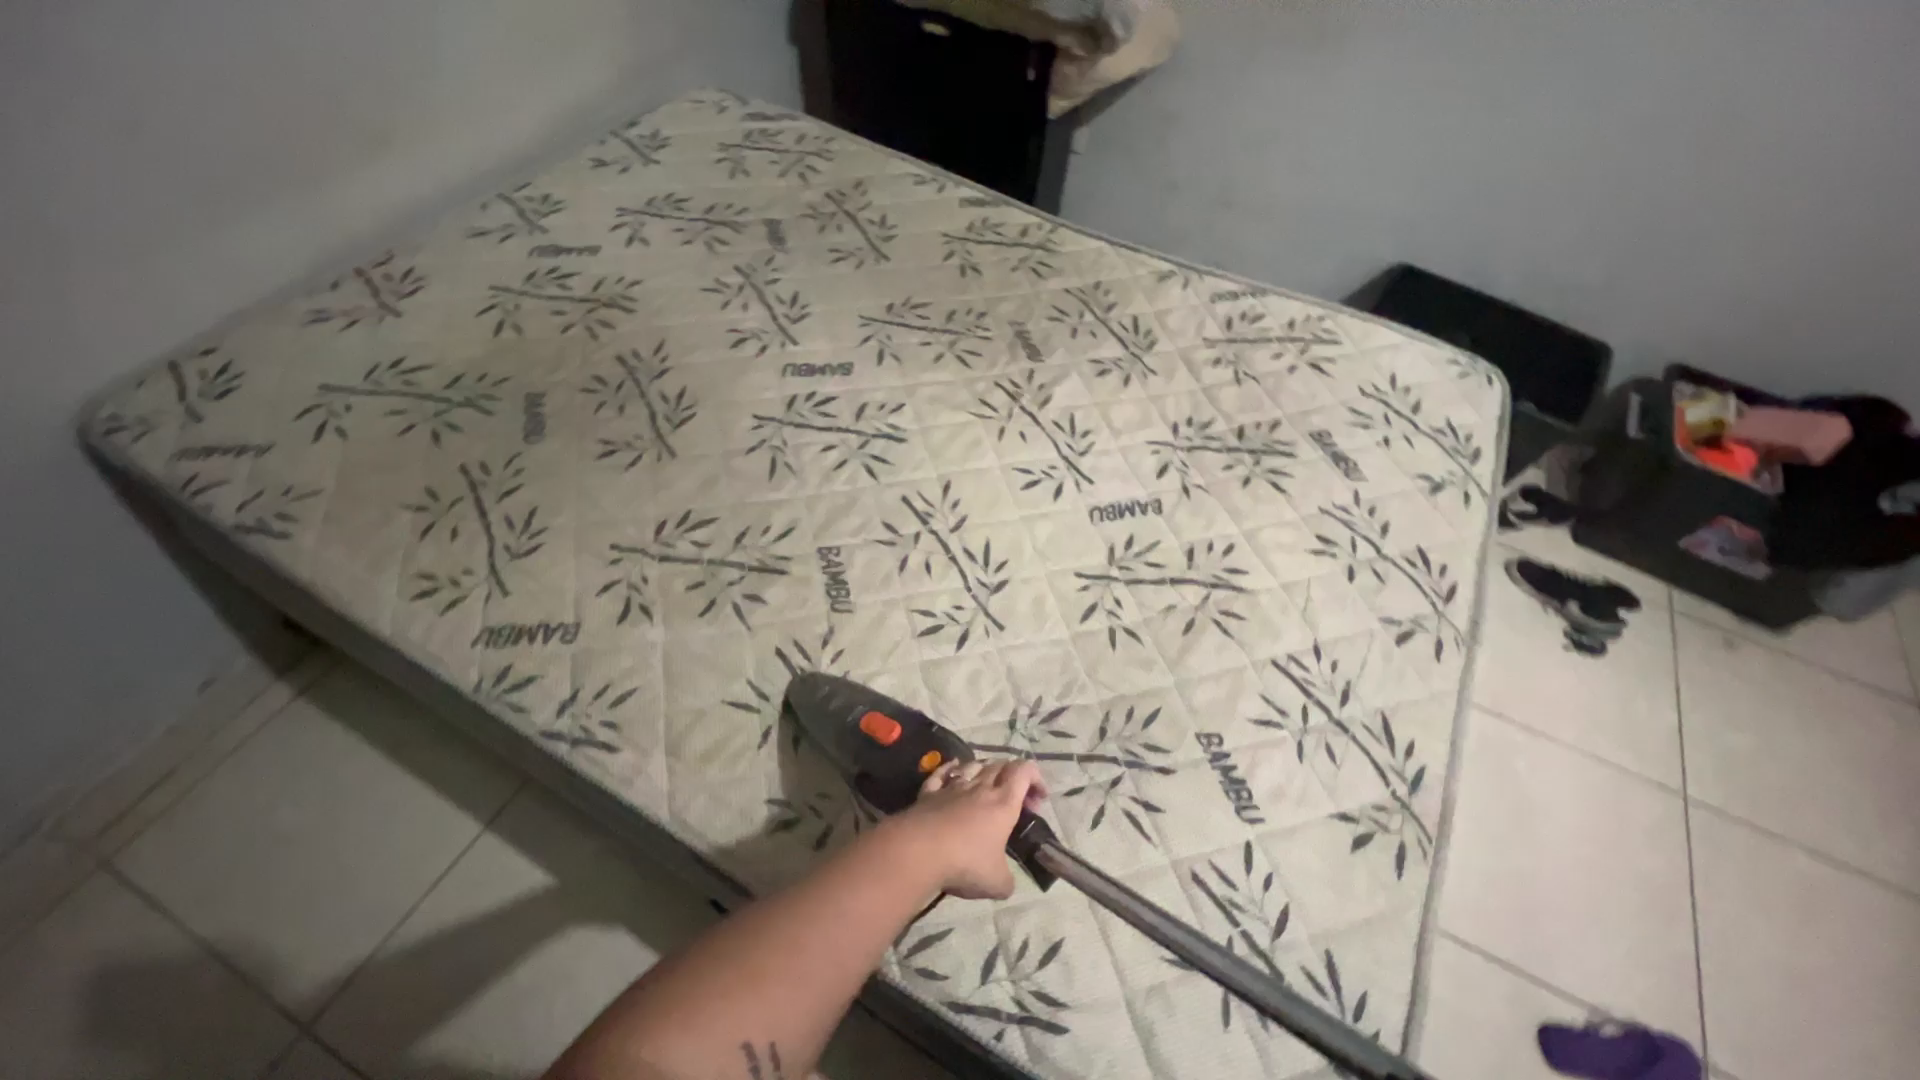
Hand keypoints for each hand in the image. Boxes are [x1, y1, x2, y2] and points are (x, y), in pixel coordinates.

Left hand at [890, 760, 1048, 899]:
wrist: (918, 851)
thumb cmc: (965, 863)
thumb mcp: (997, 883)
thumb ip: (1007, 880)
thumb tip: (1005, 883)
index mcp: (1003, 803)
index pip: (1024, 771)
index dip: (1035, 778)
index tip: (1038, 800)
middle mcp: (979, 788)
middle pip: (999, 765)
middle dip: (1012, 776)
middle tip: (1015, 800)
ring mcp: (952, 787)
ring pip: (972, 765)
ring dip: (984, 770)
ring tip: (986, 785)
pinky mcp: (928, 794)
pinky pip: (941, 773)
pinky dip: (950, 769)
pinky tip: (952, 770)